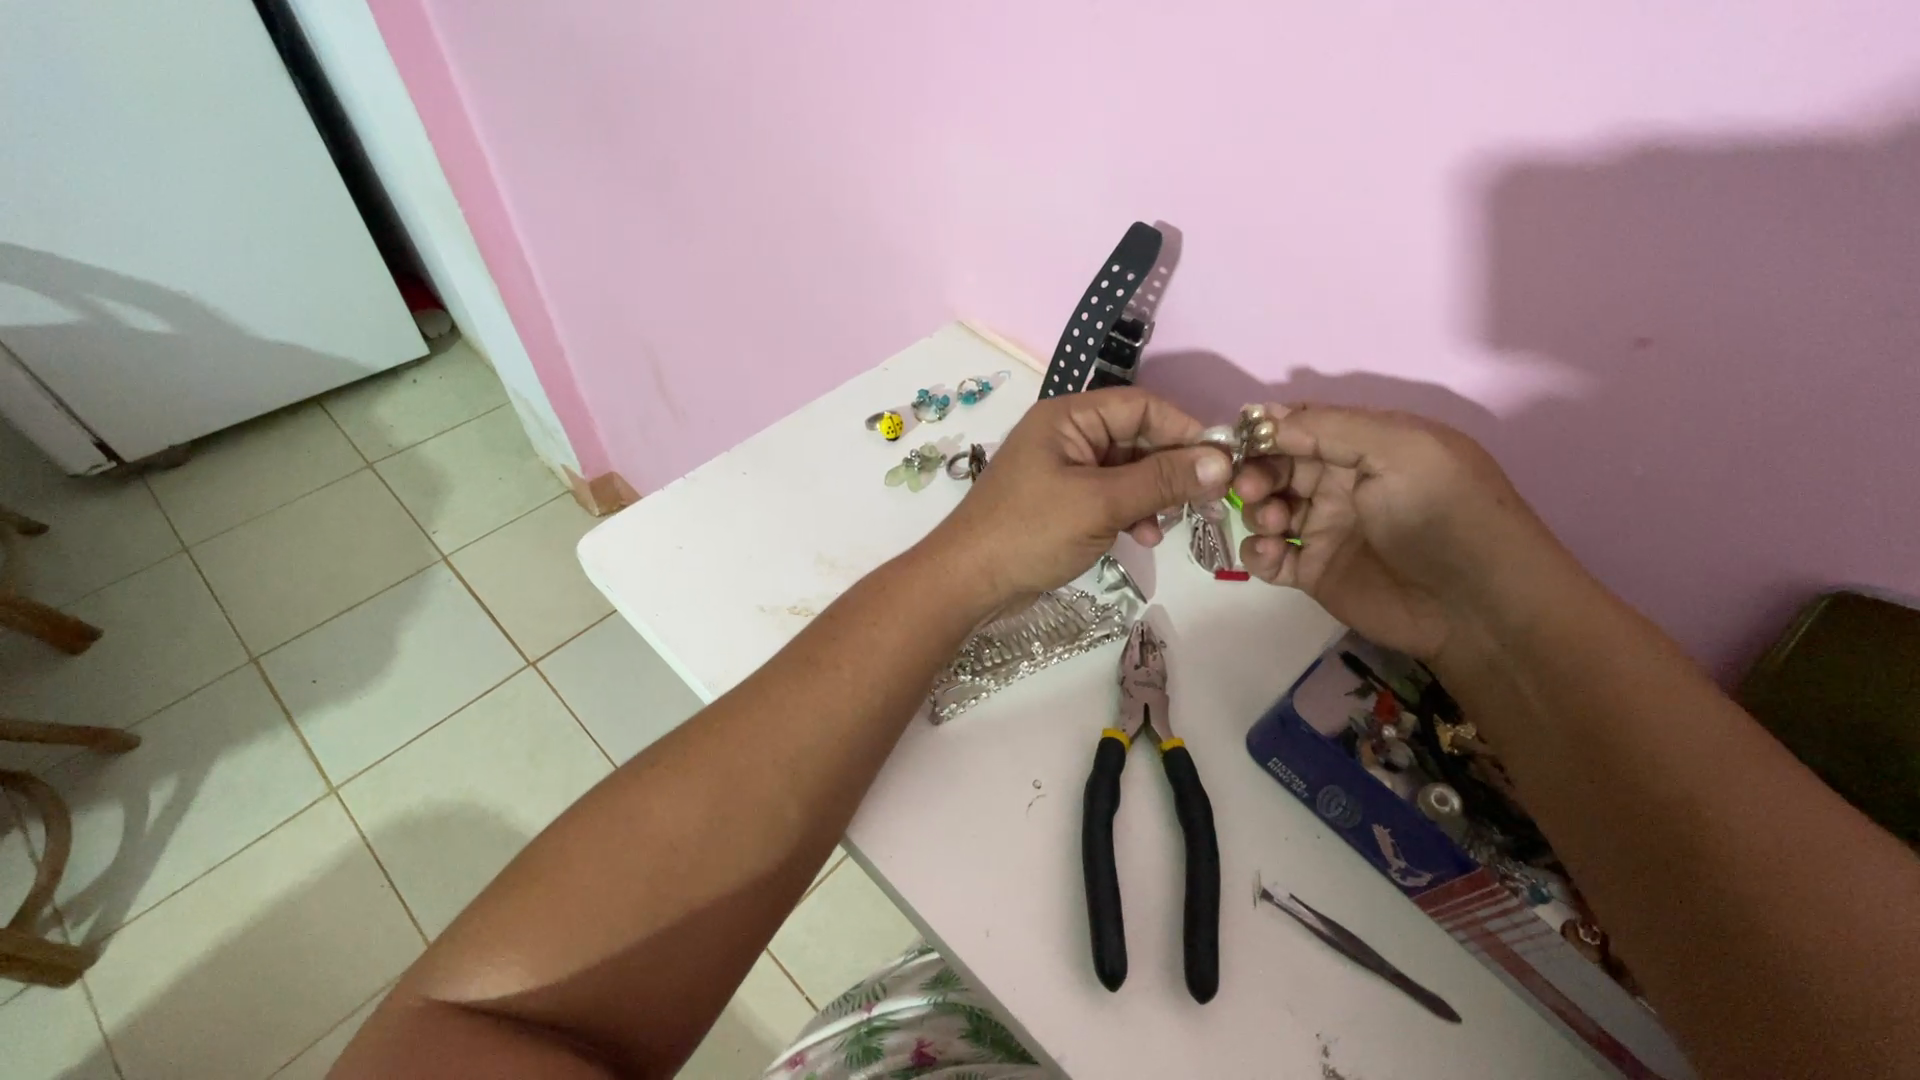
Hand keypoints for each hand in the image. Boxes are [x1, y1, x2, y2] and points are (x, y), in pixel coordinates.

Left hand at [923, 387, 1232, 603]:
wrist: (968, 582)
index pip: (1141, 406)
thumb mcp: (1101, 503)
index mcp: (1068, 417)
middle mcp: (1067, 435)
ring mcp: (1063, 471)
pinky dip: (1130, 513)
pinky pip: (1110, 496)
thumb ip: (1161, 481)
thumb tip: (1222, 463)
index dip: (1184, 430)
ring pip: (1127, 471)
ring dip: (1153, 495)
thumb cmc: (1030, 532)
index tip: (1221, 462)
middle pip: (1137, 438)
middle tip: (1204, 500)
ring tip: (1167, 525)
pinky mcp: (1063, 503)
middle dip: (1170, 469)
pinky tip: (1141, 538)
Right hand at [1231, 405, 1570, 660]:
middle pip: (1276, 466)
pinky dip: (1257, 551)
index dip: (1266, 430)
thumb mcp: (1399, 449)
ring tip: (1274, 524)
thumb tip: (1262, 417)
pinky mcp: (1314, 572)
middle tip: (1248, 487)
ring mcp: (1326, 529)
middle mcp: (1342, 483)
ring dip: (1256, 510)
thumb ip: (1328, 428)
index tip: (1238, 439)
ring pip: (1266, 508)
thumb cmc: (1442, 513)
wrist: (1477, 606)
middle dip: (1255, 471)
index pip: (1302, 426)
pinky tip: (1272, 553)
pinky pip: (1268, 555)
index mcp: (1366, 447)